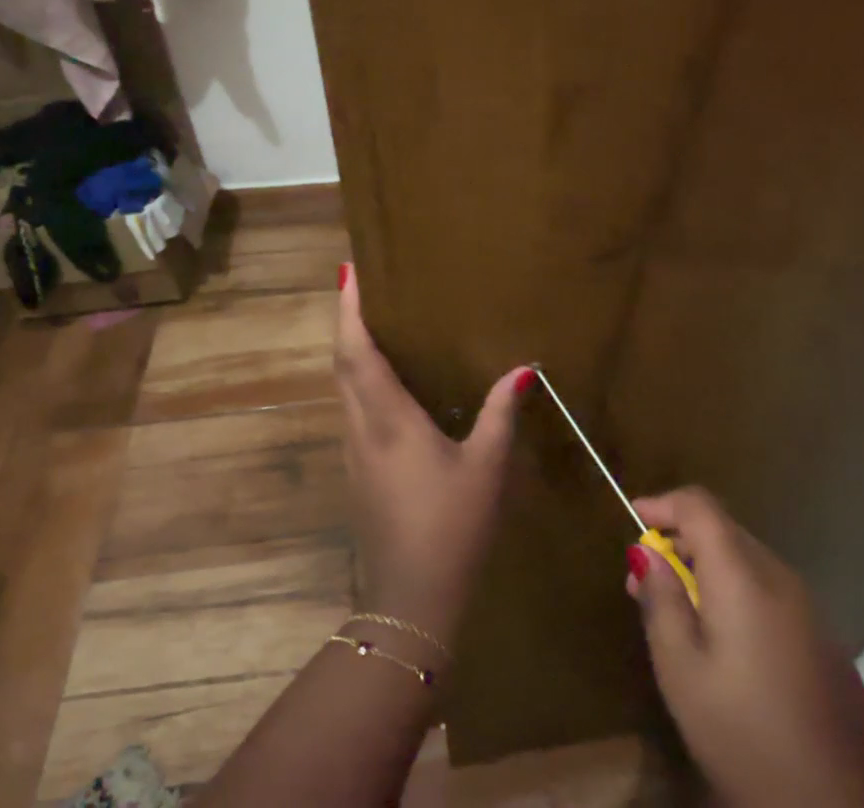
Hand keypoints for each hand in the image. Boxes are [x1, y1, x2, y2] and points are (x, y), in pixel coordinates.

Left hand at [335, 263, 530, 641]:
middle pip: (342, 363)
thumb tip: (521, 370)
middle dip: (347, 321)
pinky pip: (353, 410)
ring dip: (352, 352)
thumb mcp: (486, 467)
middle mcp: (361, 428)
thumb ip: (500, 414)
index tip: (348, 270)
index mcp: (388, 419)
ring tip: (376, 324)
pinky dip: (361, 382)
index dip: (349, 309)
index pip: (357, 351)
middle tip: (363, 287)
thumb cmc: (452, 525)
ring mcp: (355, 452)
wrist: (412, 594)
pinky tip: (388, 385)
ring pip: (343, 388)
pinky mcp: (359, 471)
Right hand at [627, 488, 863, 807]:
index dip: (663, 503)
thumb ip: (662, 602)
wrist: (839, 798)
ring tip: (674, 612)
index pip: (702, 506)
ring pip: (747, 559)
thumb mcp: (682, 671)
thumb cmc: (743, 732)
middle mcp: (779, 576)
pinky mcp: (820, 632)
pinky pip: (767, 588)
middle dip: (679, 540)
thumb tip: (645, 552)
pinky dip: (733, 590)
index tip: (633, 518)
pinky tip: (719, 638)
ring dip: (705, 567)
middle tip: (643, 580)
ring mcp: (807, 604)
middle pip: (725, 530)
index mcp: (743, 577)